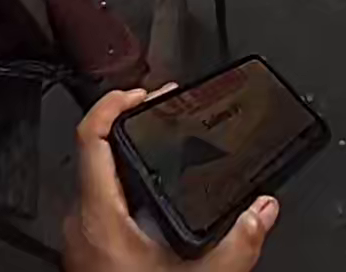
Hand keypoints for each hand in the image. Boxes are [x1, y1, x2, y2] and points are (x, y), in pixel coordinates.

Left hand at [63, 84, 279, 271]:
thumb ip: (237, 245)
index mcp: (99, 218)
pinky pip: (100, 198)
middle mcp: (82, 223)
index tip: (139, 93)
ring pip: (96, 174)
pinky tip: (151, 184)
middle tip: (158, 108)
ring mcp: (82, 239)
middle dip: (127, 121)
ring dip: (125, 151)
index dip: (112, 103)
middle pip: (94, 149)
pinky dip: (124, 180)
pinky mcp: (88, 253)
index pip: (89, 137)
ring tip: (156, 137)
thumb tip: (263, 209)